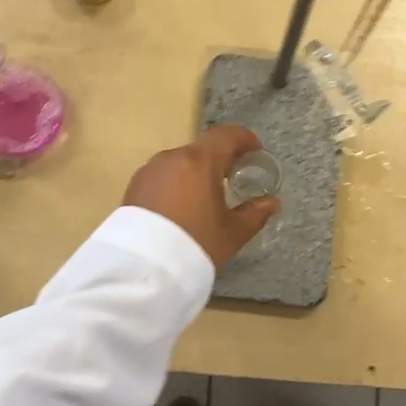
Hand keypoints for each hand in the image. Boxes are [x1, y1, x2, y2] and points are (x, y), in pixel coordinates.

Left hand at [122, 125, 280, 271]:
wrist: (144, 269)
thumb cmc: (195, 245)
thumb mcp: (232, 234)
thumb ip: (254, 214)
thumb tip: (271, 202)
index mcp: (199, 162)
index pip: (225, 136)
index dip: (243, 139)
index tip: (254, 149)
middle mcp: (172, 158)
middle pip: (201, 149)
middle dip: (219, 159)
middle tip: (232, 176)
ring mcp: (149, 171)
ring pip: (179, 163)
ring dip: (194, 173)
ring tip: (204, 196)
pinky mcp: (133, 187)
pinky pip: (161, 177)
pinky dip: (175, 184)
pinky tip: (180, 207)